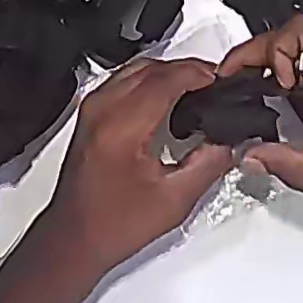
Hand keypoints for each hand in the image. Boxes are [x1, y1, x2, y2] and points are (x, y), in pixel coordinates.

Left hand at [34, 58, 236, 277]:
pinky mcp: (90, 109)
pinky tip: (165, 95)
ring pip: (135, 69)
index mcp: (121, 127)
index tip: (216, 78)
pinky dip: (148, 79)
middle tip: (211, 82)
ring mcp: (93, 106)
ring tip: (193, 87)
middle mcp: (102, 108)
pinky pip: (122, 78)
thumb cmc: (113, 224)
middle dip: (184, 70)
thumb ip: (206, 165)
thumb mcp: (173, 201)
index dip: (195, 74)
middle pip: (150, 68)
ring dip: (166, 72)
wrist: (76, 234)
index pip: (163, 80)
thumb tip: (226, 141)